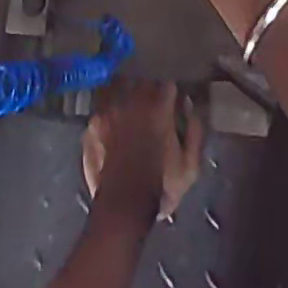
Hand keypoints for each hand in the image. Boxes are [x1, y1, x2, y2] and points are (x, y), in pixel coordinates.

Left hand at [81, 80, 205, 219]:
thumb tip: (189, 105)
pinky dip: (108, 112)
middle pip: (141, 81)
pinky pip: (102, 108)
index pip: (167, 83)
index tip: (172, 98)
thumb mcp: (190, 165)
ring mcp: (109, 112)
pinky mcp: (92, 125)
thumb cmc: (160, 185)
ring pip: (119, 88)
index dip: (170, 91)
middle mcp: (132, 102)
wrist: (122, 207)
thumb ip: (195, 131)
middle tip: (151, 100)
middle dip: (148, 88)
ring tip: (129, 104)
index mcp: (158, 108)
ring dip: (125, 93)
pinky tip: (111, 122)